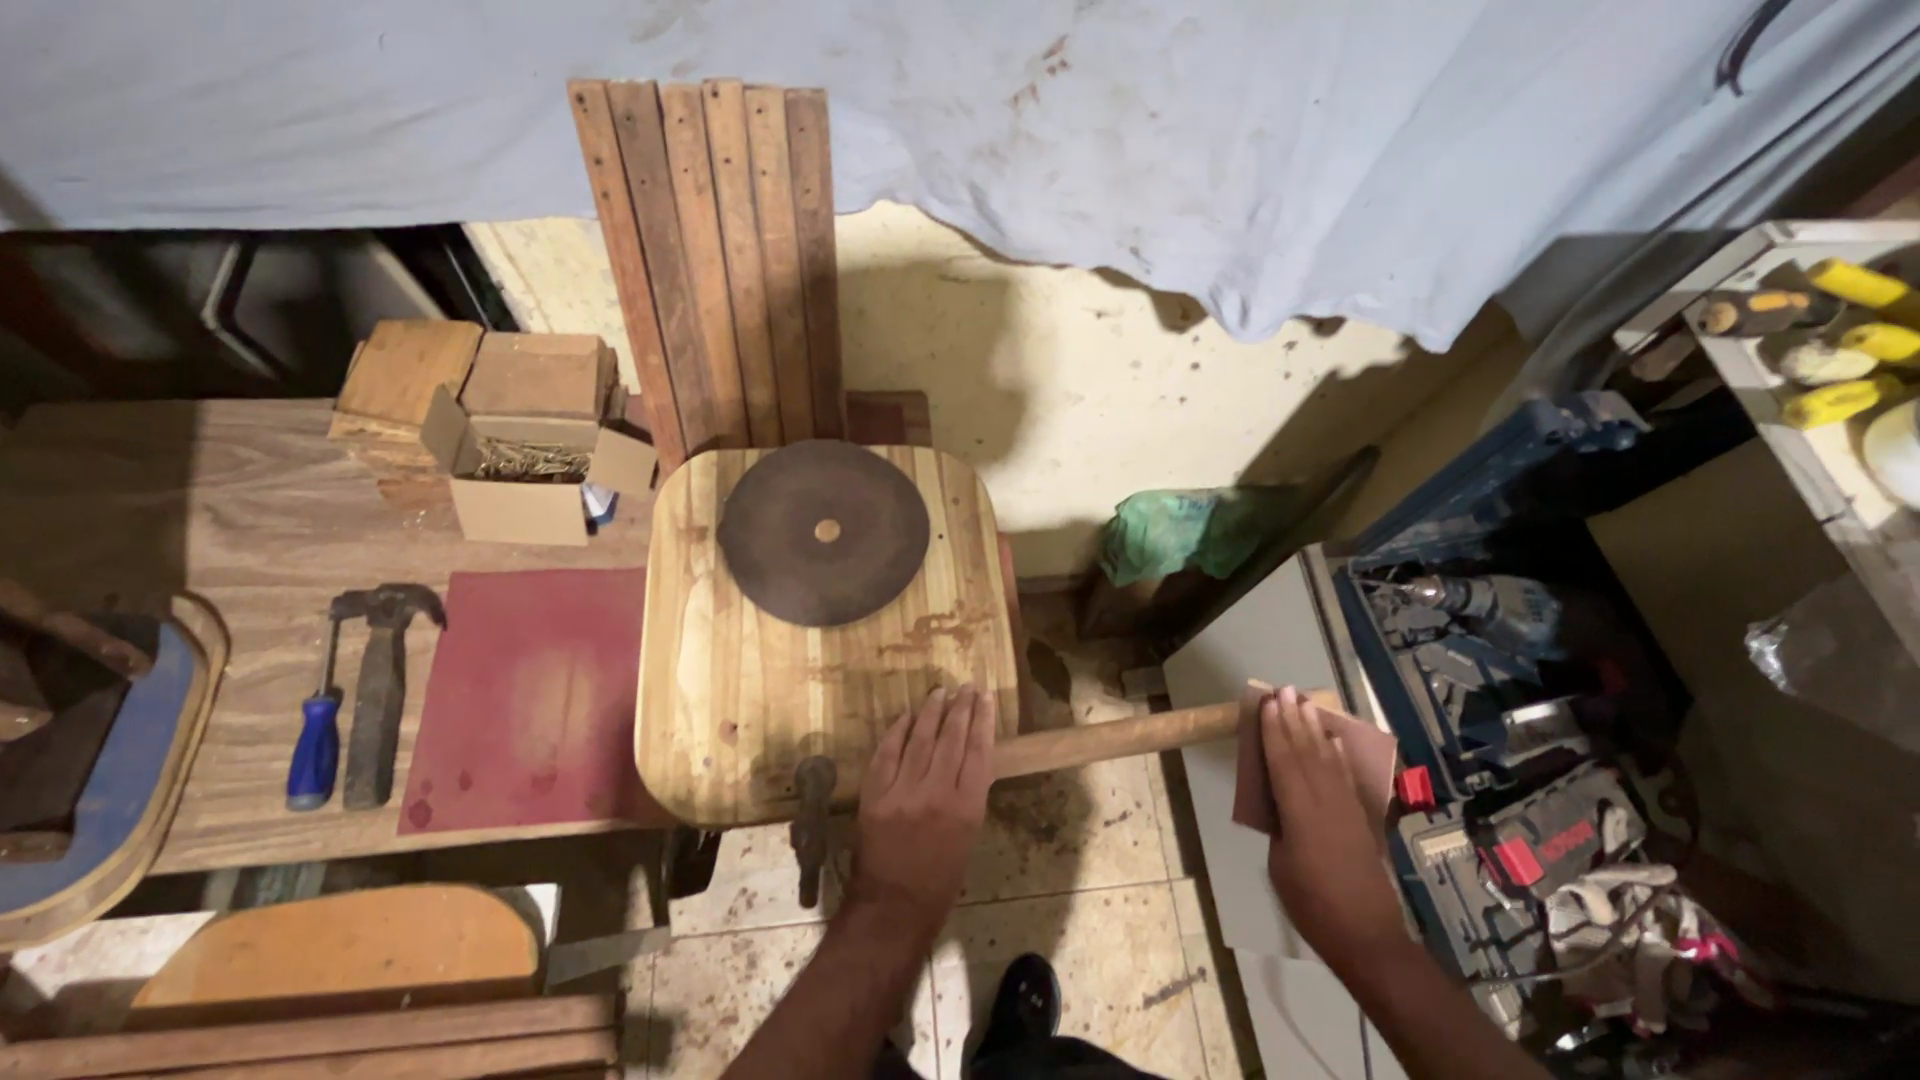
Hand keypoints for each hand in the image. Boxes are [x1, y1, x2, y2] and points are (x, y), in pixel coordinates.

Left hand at [850, 684, 994, 937]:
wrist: (894, 905)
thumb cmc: (940, 879)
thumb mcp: (969, 836)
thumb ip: (969, 795)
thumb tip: (968, 757)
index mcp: (967, 807)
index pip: (979, 750)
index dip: (982, 719)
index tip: (984, 697)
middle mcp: (937, 793)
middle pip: (951, 738)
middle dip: (960, 708)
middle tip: (965, 687)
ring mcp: (903, 791)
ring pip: (920, 739)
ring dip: (931, 712)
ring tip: (940, 693)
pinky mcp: (875, 794)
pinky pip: (887, 753)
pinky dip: (897, 731)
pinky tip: (906, 716)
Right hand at [1263, 685, 1409, 970]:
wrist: (1366, 935)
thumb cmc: (1312, 905)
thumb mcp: (1281, 865)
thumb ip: (1282, 827)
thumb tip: (1281, 804)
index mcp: (1300, 815)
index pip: (1284, 763)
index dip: (1273, 731)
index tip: (1267, 703)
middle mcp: (1326, 804)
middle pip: (1307, 753)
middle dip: (1294, 720)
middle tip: (1285, 690)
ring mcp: (1348, 809)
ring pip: (1328, 759)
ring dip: (1315, 729)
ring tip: (1306, 703)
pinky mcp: (1361, 820)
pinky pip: (1347, 777)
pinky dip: (1340, 754)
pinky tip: (1335, 739)